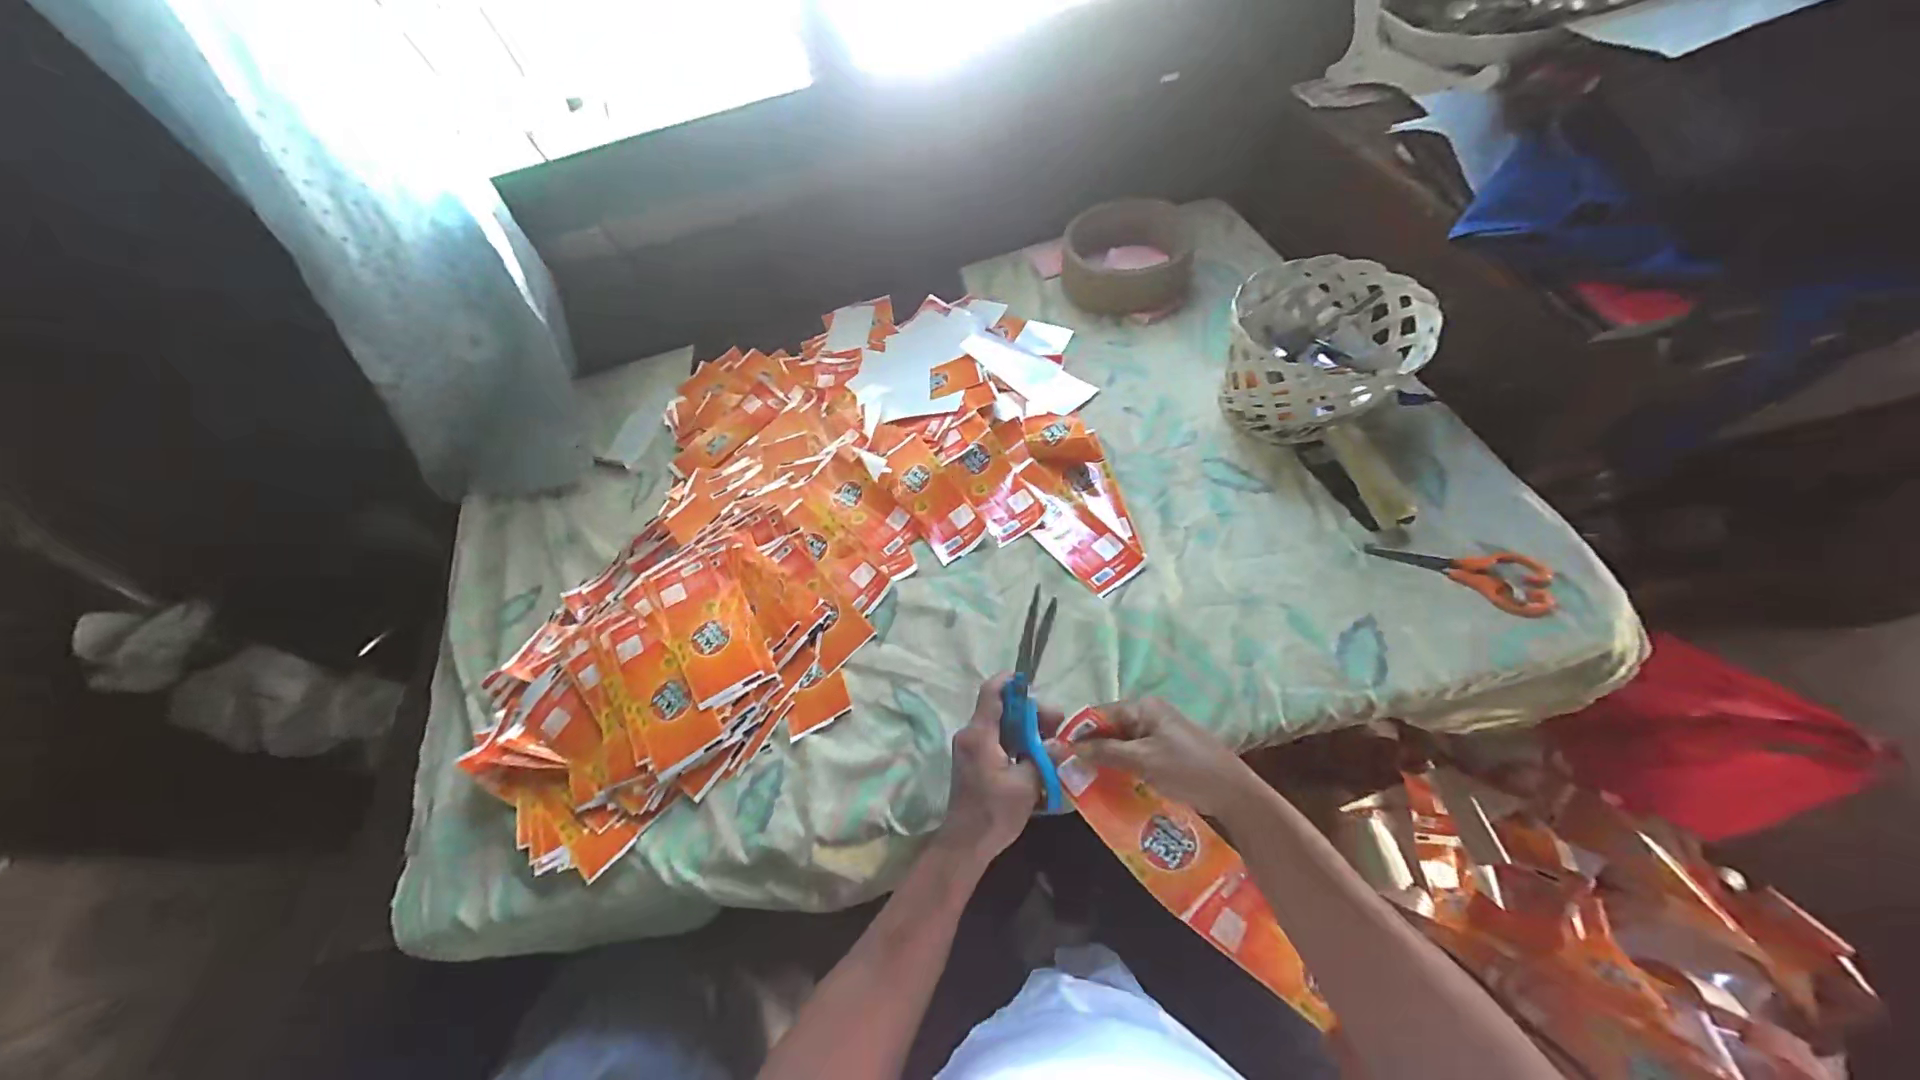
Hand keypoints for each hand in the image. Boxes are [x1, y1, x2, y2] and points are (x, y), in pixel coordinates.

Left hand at [935, 674, 1056, 863]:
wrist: (965, 843)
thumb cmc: (994, 813)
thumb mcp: (1026, 785)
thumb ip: (1043, 758)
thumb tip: (1060, 742)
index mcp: (979, 735)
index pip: (992, 693)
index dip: (1011, 682)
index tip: (1032, 682)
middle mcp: (971, 735)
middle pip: (1001, 709)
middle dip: (1030, 712)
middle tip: (1056, 725)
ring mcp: (970, 748)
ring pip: (1000, 724)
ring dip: (1025, 728)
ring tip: (1051, 741)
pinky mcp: (974, 760)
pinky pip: (996, 739)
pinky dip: (1015, 741)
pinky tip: (1036, 754)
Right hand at [1056, 697, 1258, 817]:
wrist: (1234, 794)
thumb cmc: (1187, 769)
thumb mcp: (1142, 760)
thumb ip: (1105, 753)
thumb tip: (1068, 748)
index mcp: (1144, 707)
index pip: (1100, 714)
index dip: (1079, 733)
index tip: (1060, 753)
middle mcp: (1150, 715)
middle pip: (1110, 729)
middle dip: (1091, 749)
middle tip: (1072, 771)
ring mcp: (1159, 734)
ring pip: (1121, 744)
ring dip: (1106, 761)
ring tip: (1087, 780)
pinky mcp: (1166, 753)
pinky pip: (1135, 756)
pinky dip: (1122, 768)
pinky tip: (1112, 784)